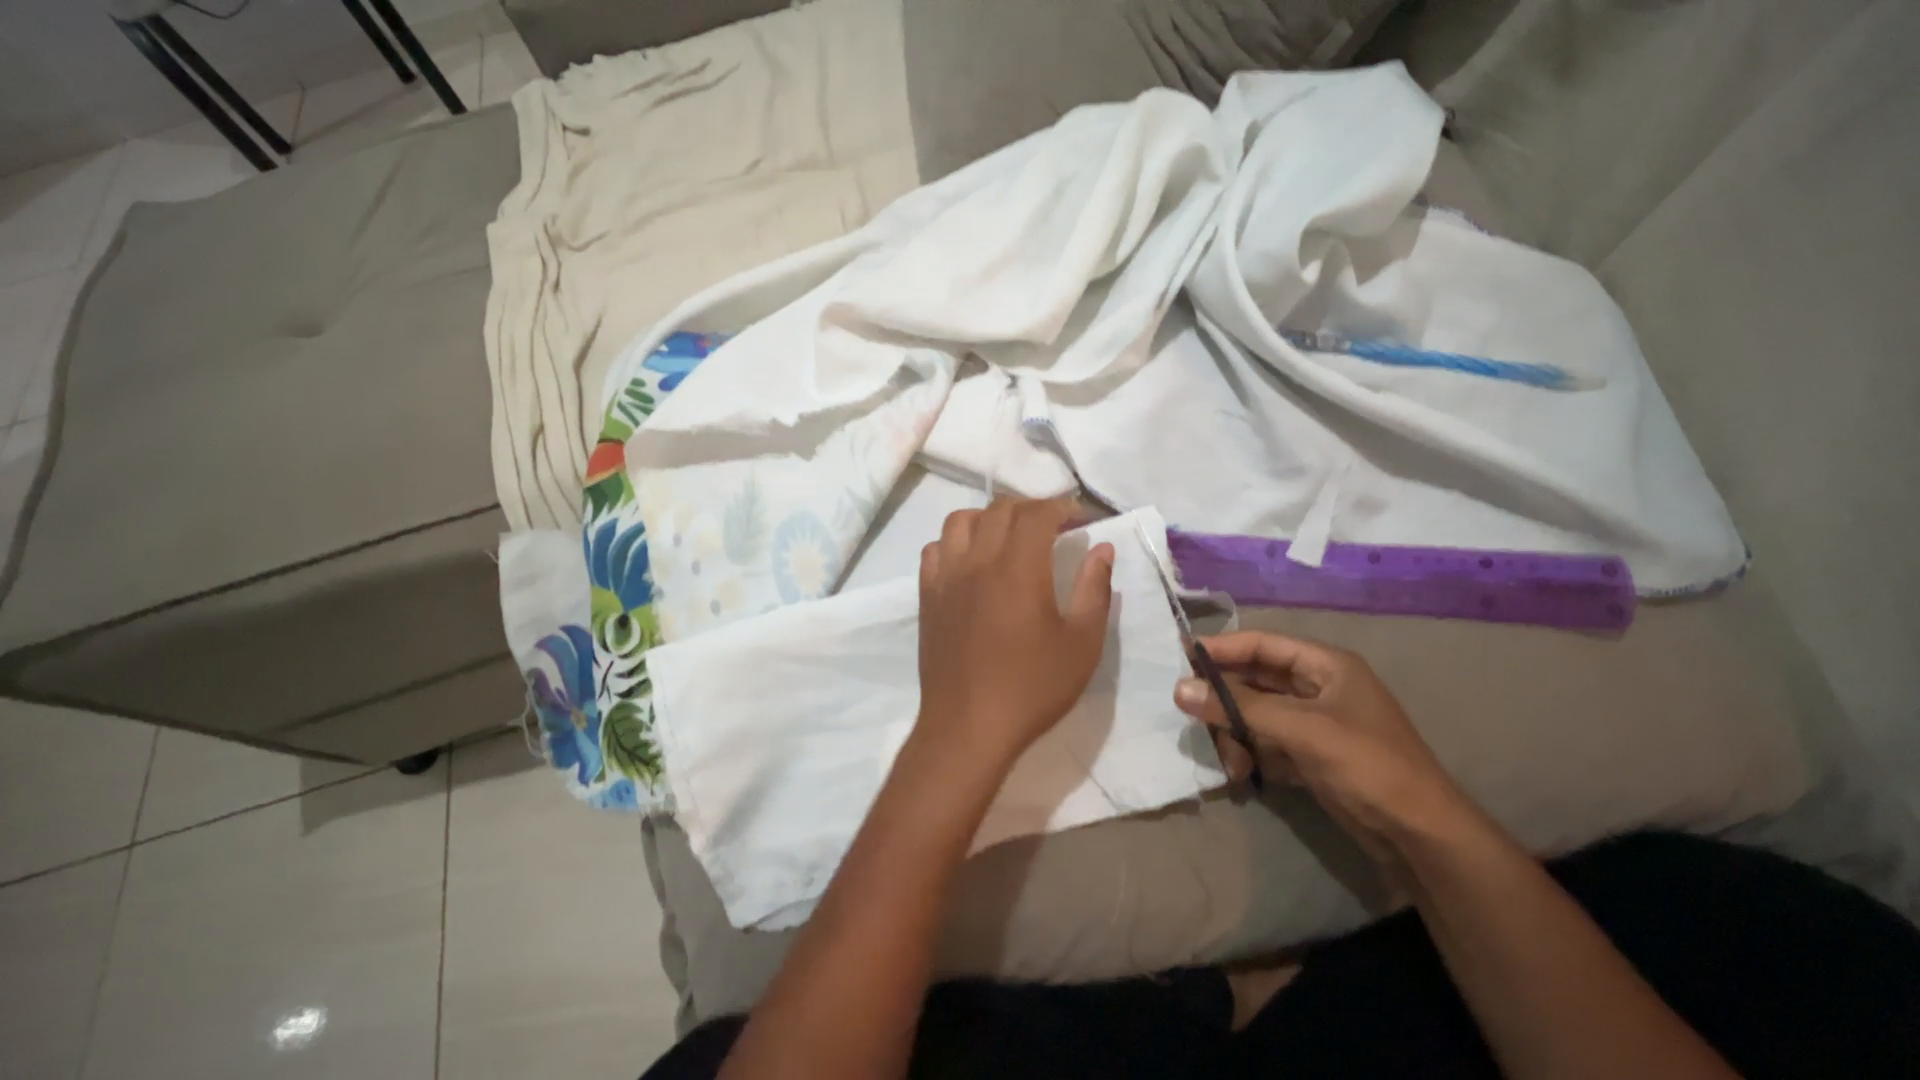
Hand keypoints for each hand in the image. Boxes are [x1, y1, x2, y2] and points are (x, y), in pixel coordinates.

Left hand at [917, 497, 1114, 769]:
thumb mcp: (1082, 644)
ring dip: (989, 517)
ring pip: (960, 521)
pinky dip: (955, 542)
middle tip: (1053, 527)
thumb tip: (1102, 548)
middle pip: (999, 510)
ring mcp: (946, 578)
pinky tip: (971, 562)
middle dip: (1030, 508)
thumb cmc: (1033, 688)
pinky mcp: (927, 598)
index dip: (1062, 506)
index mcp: (1019, 569)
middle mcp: (978, 562)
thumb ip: (1094, 589)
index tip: (1081, 519)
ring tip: (1009, 536)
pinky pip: (935, 550)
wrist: (969, 727)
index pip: (1037, 513)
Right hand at [1174, 632, 1486, 866]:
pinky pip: (1268, 744)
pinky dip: (1253, 756)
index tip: (1179, 657)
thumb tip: (1179, 688)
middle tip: (1193, 716)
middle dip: (1226, 701)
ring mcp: (1316, 724)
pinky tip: (1245, 776)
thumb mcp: (1302, 730)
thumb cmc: (1367, 766)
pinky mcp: (1312, 757)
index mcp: (1327, 666)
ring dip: (1238, 736)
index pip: (1263, 645)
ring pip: (1258, 716)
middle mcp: (1320, 688)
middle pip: (1256, 680)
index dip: (1222, 648)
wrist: (1418, 833)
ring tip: (1234, 765)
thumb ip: (1240, 707)